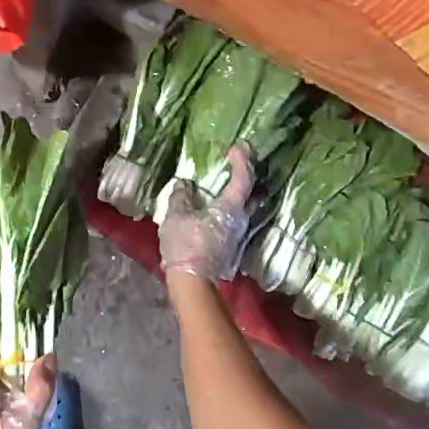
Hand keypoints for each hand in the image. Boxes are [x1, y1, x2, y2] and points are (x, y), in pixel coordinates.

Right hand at [159, 143, 255, 280]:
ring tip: (231, 182)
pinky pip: (237, 219)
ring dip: (243, 193)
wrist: (192, 281)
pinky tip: (221, 207)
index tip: (237, 147)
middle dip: (249, 175)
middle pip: (253, 193)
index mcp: (230, 208)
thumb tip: (184, 185)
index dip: (242, 161)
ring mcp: (239, 234)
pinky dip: (233, 207)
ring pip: (247, 208)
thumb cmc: (185, 245)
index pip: (243, 179)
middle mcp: (241, 220)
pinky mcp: (232, 245)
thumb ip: (181, 197)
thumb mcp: (176, 217)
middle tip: (243, 160)